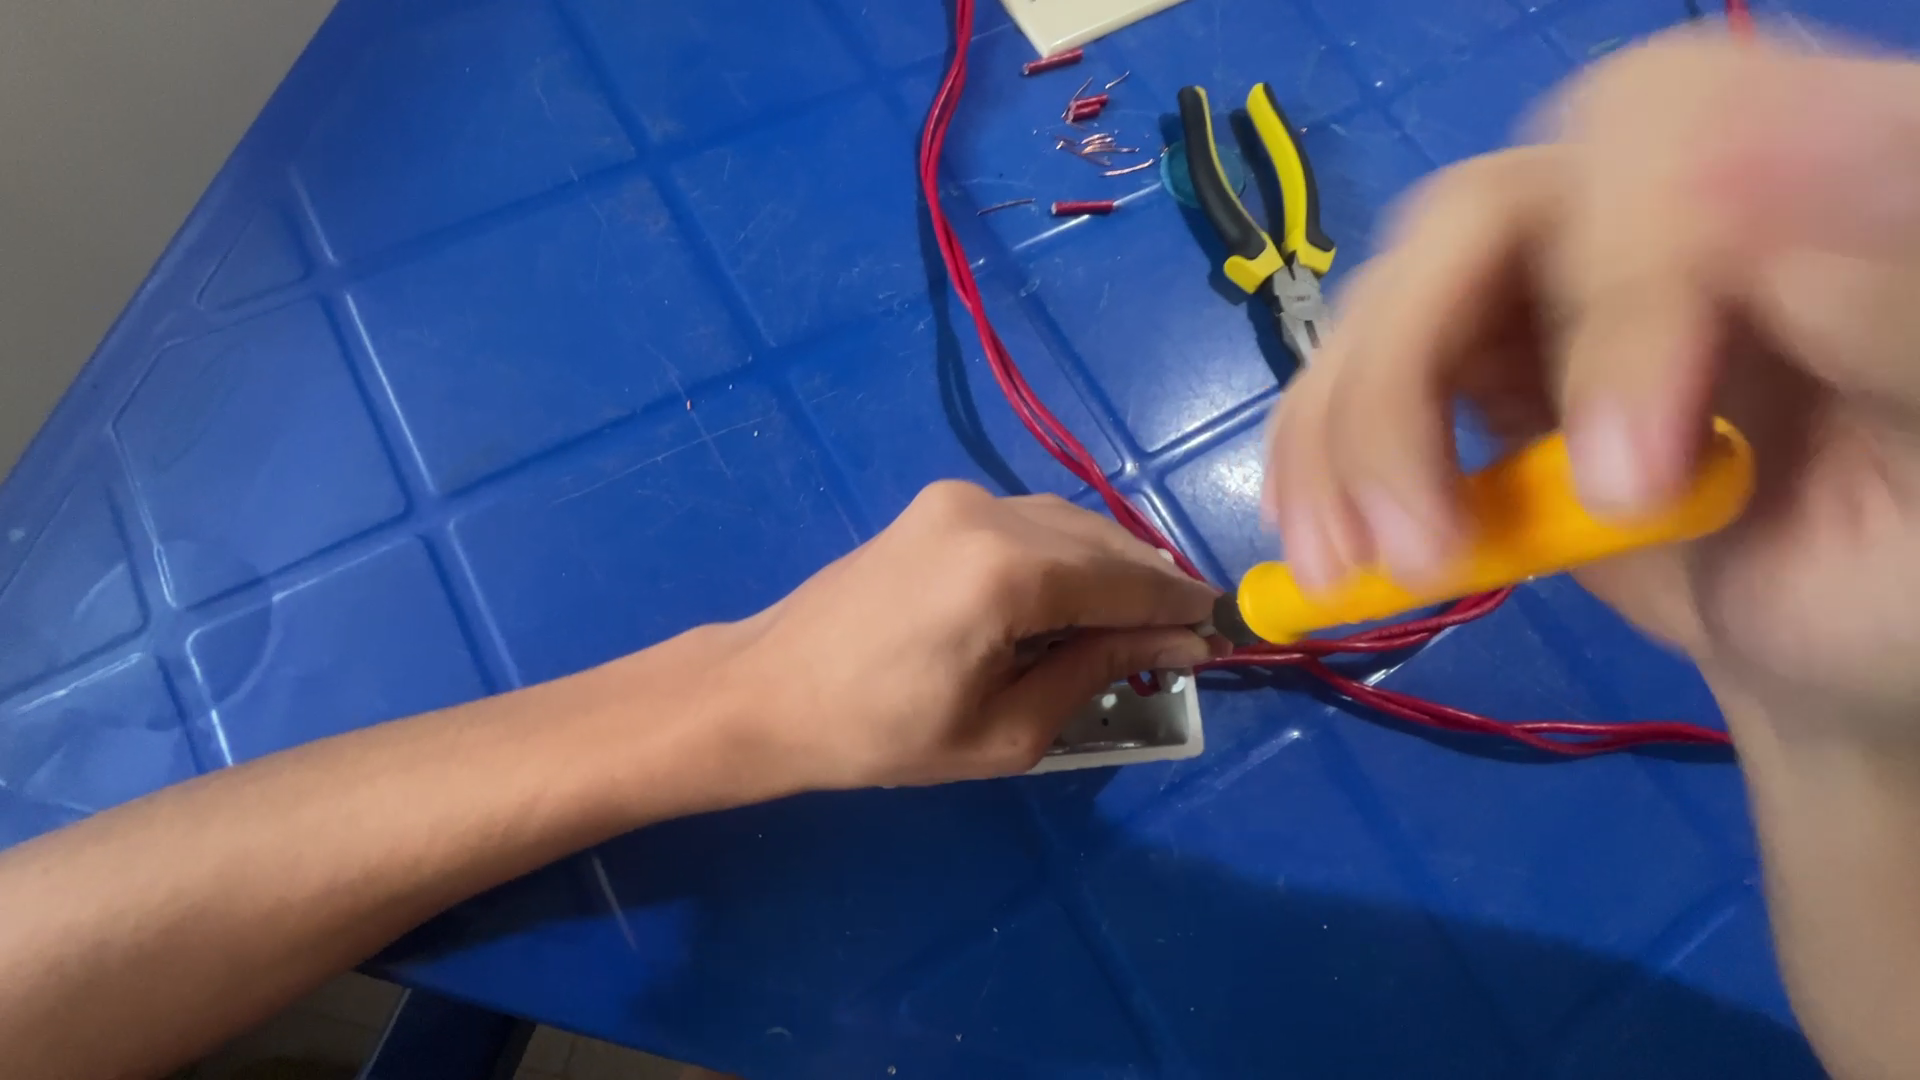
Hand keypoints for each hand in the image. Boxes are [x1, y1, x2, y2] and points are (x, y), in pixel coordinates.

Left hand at [717, 481, 1222, 788]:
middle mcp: (988, 512)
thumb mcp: (1007, 730)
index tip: (1219, 634)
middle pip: (1104, 542)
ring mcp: (959, 497)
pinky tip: (1075, 591)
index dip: (1181, 610)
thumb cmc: (882, 733)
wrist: (771, 689)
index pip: (1127, 583)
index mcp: (1006, 571)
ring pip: (1069, 523)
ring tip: (1137, 617)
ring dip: (1112, 565)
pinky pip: (1031, 519)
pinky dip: (1067, 552)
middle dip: (1152, 584)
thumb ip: (1096, 672)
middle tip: (1185, 630)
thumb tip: (1176, 641)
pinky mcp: (940, 501)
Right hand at [1262, 30, 1919, 736]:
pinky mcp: (1449, 378)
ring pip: (1369, 322)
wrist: (1833, 624)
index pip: (1653, 139)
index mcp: (1787, 176)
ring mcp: (1519, 299)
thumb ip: (1885, 278)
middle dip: (1402, 399)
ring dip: (1334, 451)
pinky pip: (1337, 392)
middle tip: (1413, 547)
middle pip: (1455, 231)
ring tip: (1343, 566)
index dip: (1609, 295)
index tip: (1624, 485)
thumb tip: (1763, 138)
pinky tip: (1310, 532)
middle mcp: (1621, 218)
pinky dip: (1306, 464)